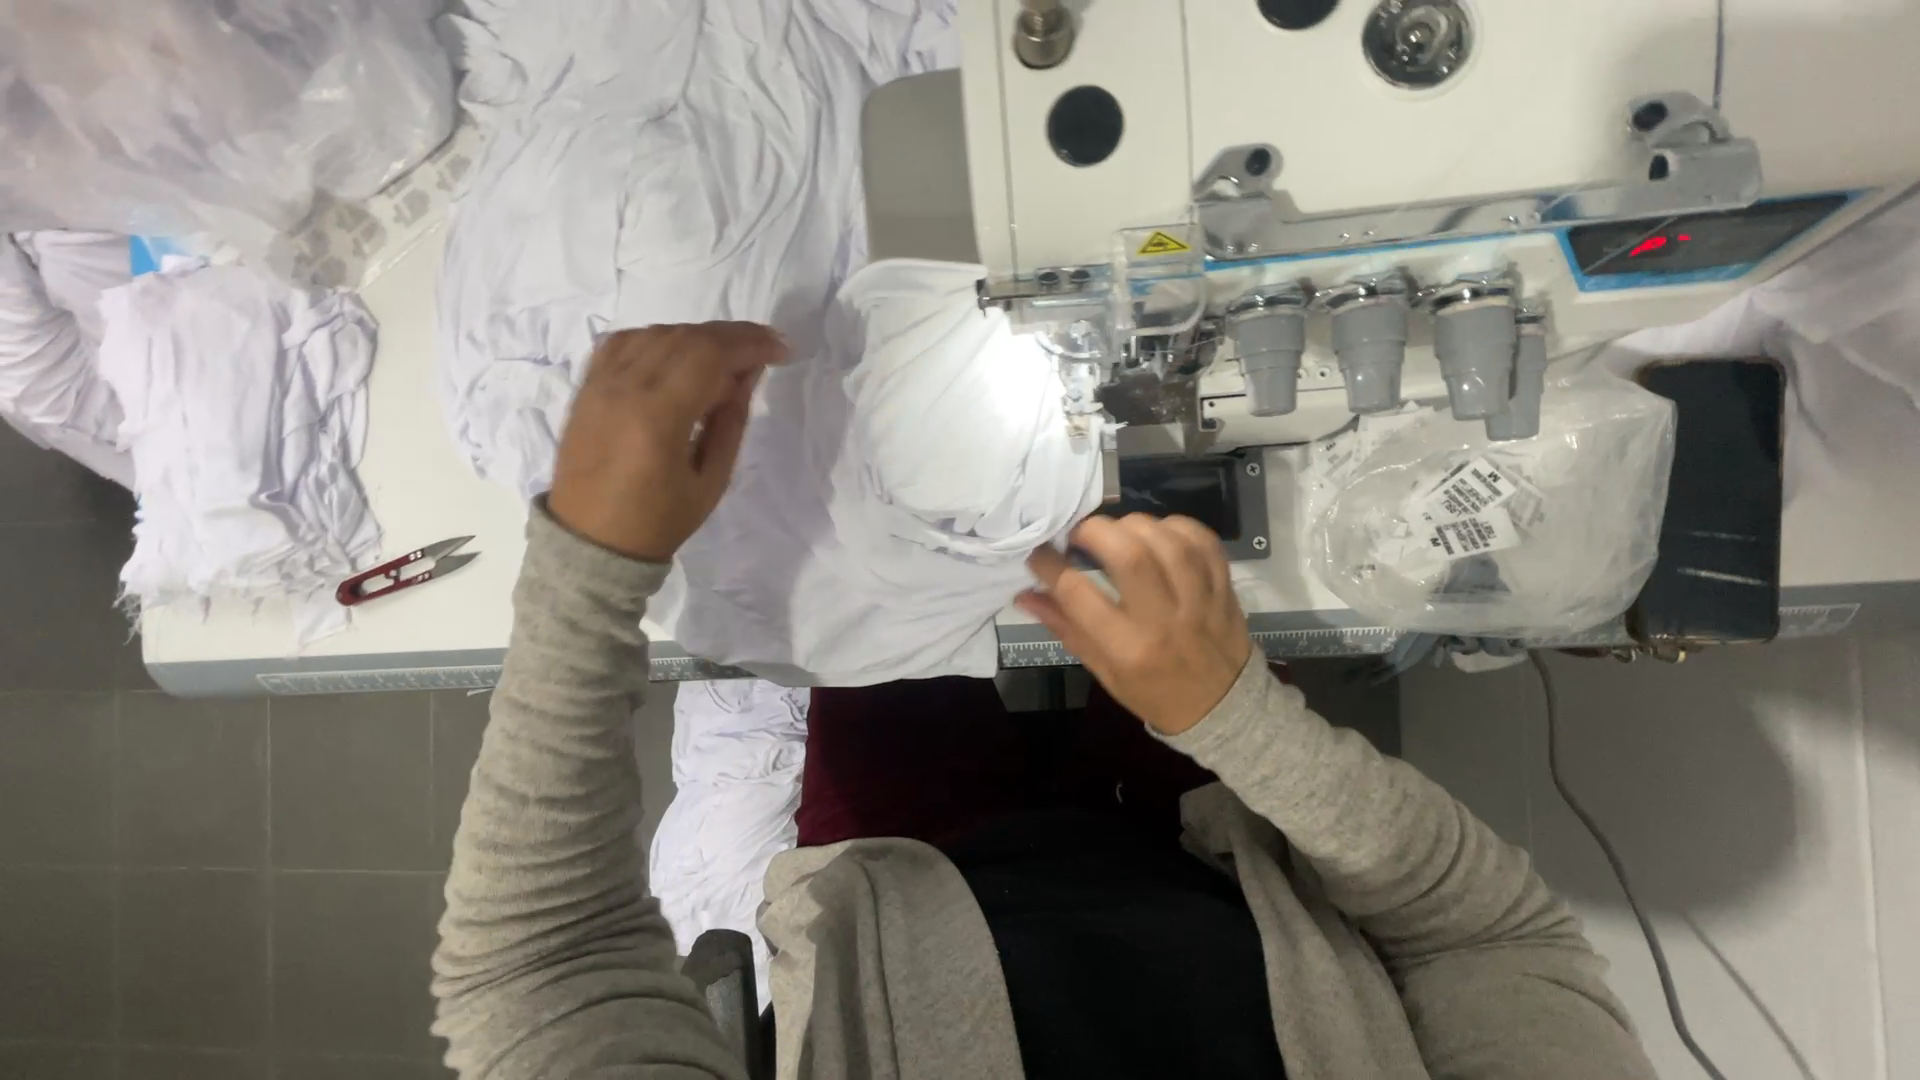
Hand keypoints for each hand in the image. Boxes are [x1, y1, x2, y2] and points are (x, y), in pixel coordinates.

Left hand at [549, 323, 787, 561]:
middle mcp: (625, 388)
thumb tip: (746, 374)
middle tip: (764, 348)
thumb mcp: (712, 480)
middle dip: (732, 336)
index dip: (751, 344)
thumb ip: (731, 421)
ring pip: (657, 333)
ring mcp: (600, 384)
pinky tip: (680, 354)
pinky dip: (660, 338)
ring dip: (698, 337)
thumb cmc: (658, 520)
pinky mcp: (587, 387)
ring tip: (726, 356)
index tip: (781, 350)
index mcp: (658, 417)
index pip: (710, 355)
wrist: (591, 542)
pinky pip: (625, 342)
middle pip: (686, 337)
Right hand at [1019, 515, 1253, 735]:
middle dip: (1095, 531)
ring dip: (1133, 525)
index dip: (1050, 565)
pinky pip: (1203, 542)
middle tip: (1079, 533)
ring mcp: (1200, 601)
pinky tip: (1157, 533)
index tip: (1038, 552)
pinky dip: (1176, 526)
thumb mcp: (1103, 672)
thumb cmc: (1153, 692)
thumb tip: (1025, 594)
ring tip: (1116, 531)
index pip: (1079, 594)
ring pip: (1167, 542)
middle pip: (1129, 555)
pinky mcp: (1223, 588)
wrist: (1222, 708)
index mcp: (1128, 649)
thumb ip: (1066, 627)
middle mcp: (1164, 621)